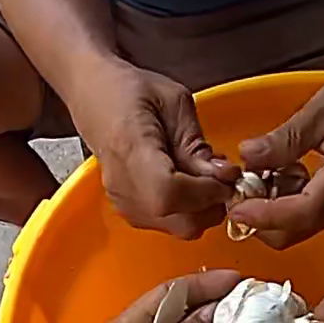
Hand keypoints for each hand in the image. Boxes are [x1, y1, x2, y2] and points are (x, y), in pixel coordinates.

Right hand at [69, 62, 240, 238]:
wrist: (97, 99)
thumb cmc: (132, 93)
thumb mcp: (175, 104)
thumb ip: (199, 146)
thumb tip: (224, 178)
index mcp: (129, 148)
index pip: (170, 193)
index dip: (206, 193)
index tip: (227, 180)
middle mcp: (123, 186)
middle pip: (180, 221)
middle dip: (213, 205)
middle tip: (224, 182)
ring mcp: (127, 205)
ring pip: (181, 229)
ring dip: (205, 210)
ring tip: (208, 182)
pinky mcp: (134, 215)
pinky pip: (172, 225)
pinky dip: (191, 212)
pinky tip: (191, 189)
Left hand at [227, 59, 323, 248]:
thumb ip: (287, 137)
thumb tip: (248, 155)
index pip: (302, 212)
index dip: (266, 216)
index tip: (237, 209)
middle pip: (294, 232)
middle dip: (262, 219)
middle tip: (242, 187)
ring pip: (296, 228)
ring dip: (271, 211)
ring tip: (263, 174)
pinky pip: (303, 217)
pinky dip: (283, 203)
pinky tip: (281, 174)